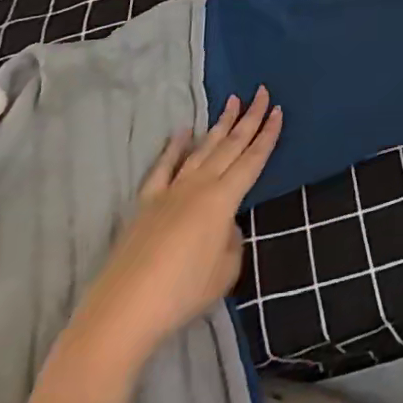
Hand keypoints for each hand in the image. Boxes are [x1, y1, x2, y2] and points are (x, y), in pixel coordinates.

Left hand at [70, 87, 282, 362]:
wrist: (124, 310)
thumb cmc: (183, 292)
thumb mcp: (226, 270)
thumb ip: (233, 240)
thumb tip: (226, 226)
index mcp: (223, 200)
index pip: (252, 160)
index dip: (268, 135)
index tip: (278, 109)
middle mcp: (199, 186)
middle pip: (230, 145)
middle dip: (249, 117)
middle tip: (261, 92)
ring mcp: (171, 191)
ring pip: (202, 149)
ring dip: (219, 125)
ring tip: (232, 101)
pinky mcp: (147, 203)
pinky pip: (164, 167)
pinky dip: (174, 147)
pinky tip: (183, 132)